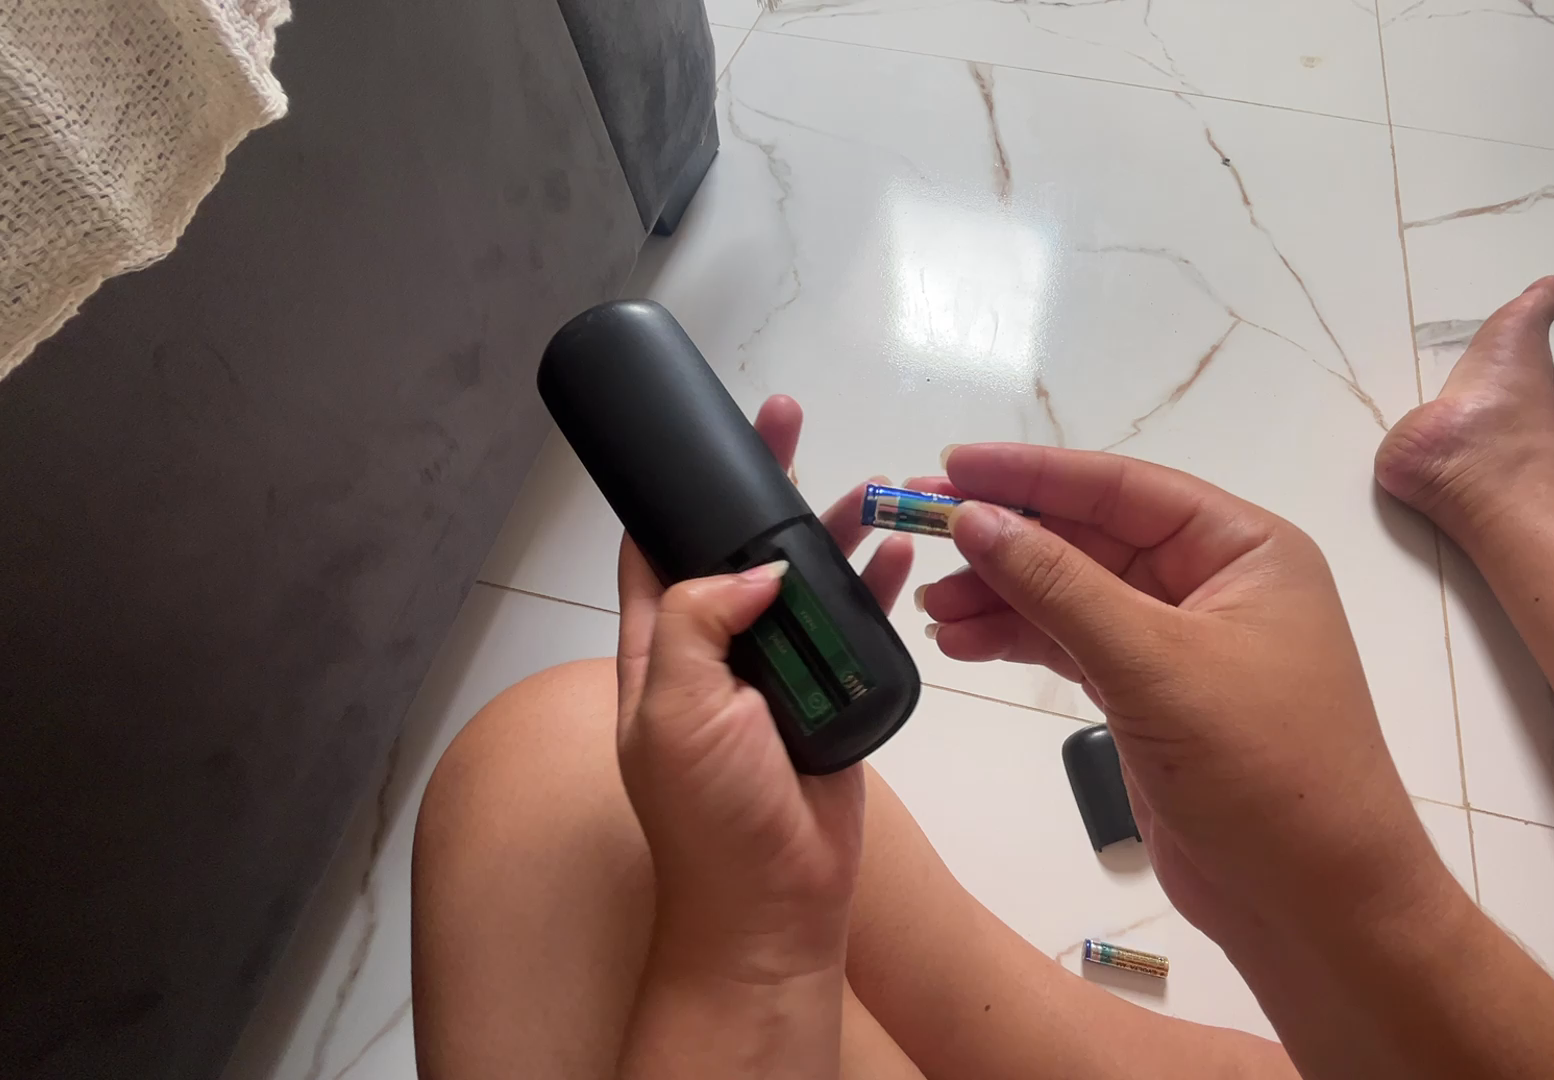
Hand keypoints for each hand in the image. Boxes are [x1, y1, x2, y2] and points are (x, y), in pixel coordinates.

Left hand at [616, 395, 913, 976]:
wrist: (778, 901)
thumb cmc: (711, 814)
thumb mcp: (675, 714)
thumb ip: (697, 624)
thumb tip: (754, 569)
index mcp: (663, 647)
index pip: (657, 548)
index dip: (676, 491)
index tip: (704, 438)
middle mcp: (720, 647)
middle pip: (742, 549)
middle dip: (765, 488)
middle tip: (792, 424)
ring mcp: (780, 666)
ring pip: (804, 580)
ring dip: (830, 532)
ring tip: (871, 487)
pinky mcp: (831, 688)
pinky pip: (853, 624)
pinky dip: (873, 587)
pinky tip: (897, 554)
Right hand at [914, 446, 1446, 939]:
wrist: (1312, 905)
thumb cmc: (1258, 767)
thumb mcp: (1150, 661)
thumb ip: (1057, 584)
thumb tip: (973, 518)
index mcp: (1239, 546)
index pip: (1118, 487)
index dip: (1030, 473)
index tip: (953, 466)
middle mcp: (1207, 579)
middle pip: (1086, 538)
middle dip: (1005, 540)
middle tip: (922, 533)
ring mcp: (1173, 637)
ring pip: (1069, 593)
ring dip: (1001, 596)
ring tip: (932, 608)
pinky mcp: (1144, 688)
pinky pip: (1069, 642)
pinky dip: (1017, 639)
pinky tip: (962, 641)